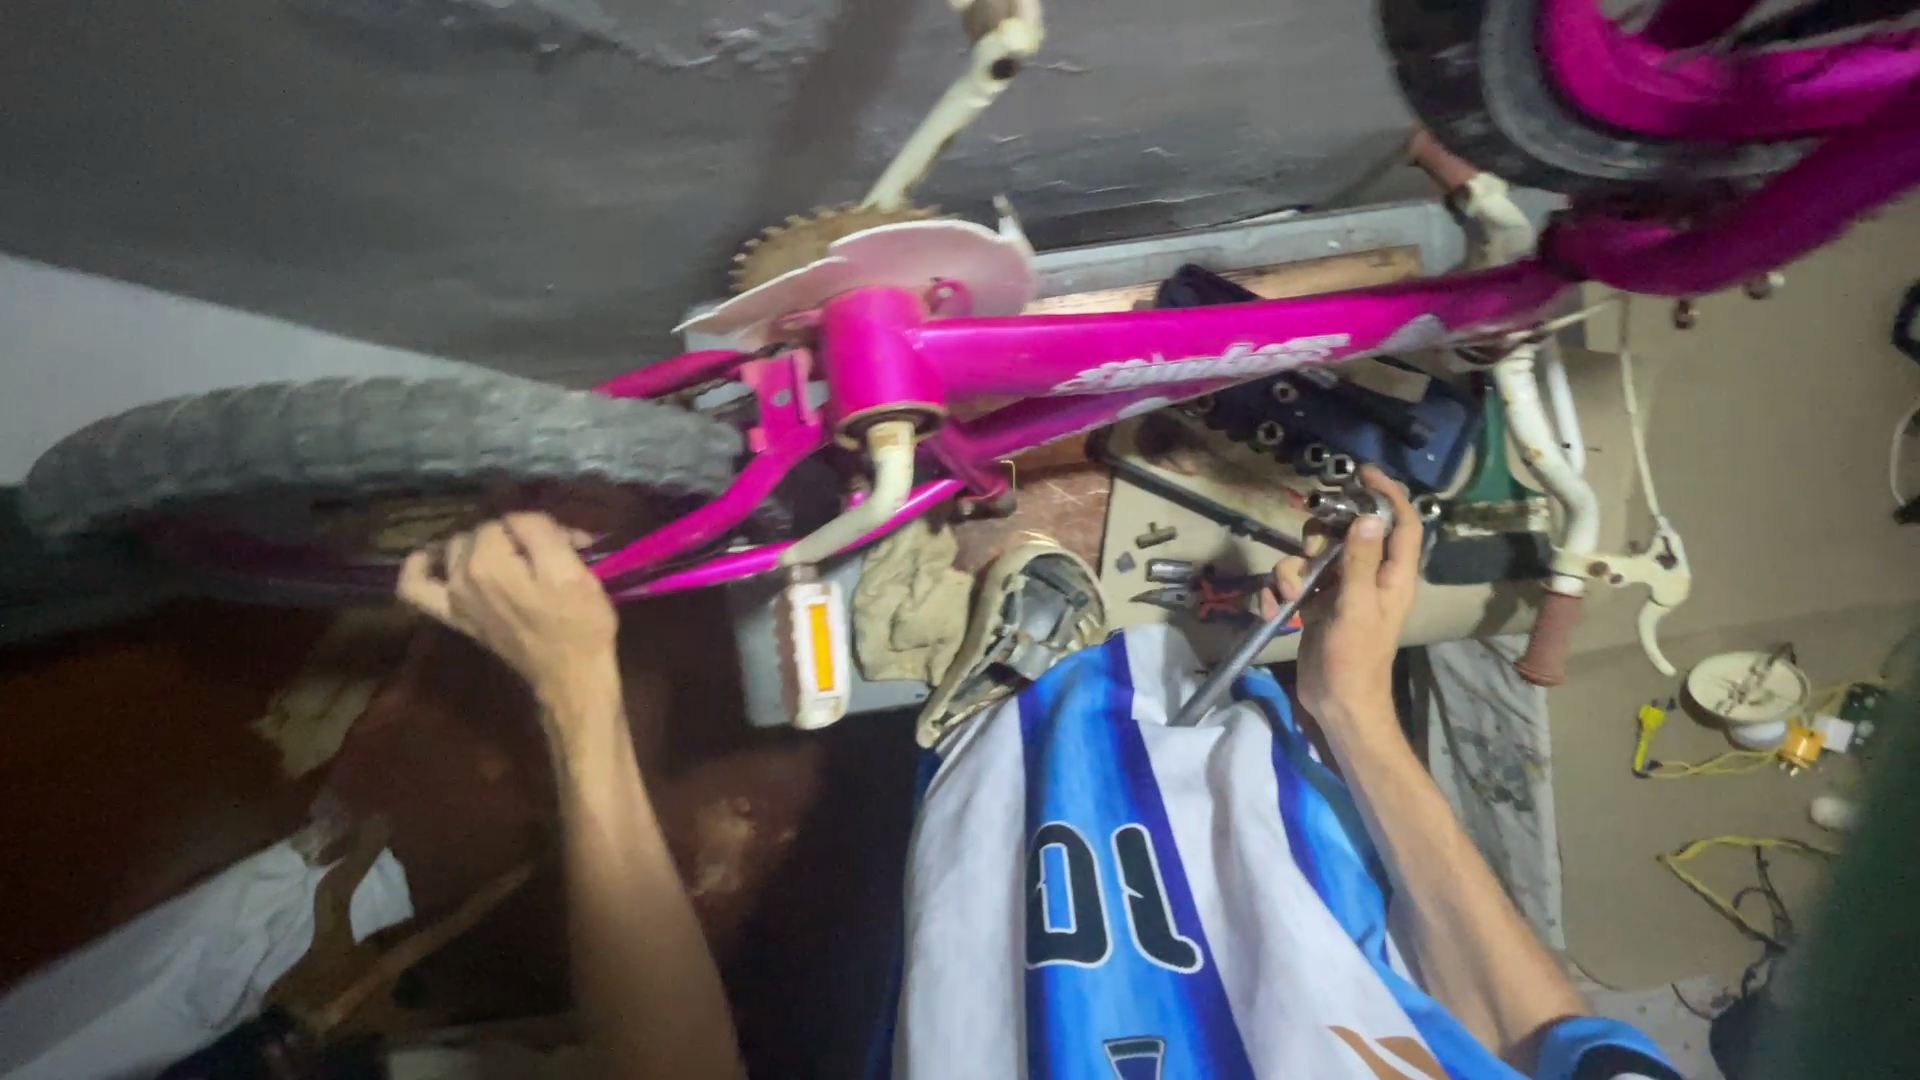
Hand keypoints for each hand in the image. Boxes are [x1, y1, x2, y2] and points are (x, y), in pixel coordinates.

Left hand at [397, 512, 618, 715]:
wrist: (570, 673)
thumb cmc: (580, 623)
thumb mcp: (573, 572)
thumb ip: (543, 534)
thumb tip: (526, 520)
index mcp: (491, 562)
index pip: (515, 519)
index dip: (547, 527)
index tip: (575, 545)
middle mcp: (462, 576)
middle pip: (486, 530)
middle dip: (519, 534)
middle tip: (556, 553)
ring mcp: (453, 597)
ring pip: (458, 547)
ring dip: (486, 544)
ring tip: (520, 557)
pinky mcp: (454, 615)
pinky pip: (415, 586)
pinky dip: (420, 567)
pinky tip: (435, 558)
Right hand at [1273, 466, 1422, 729]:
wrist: (1337, 703)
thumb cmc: (1355, 659)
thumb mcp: (1356, 607)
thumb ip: (1358, 561)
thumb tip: (1366, 517)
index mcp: (1391, 577)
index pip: (1401, 525)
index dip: (1388, 496)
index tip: (1363, 475)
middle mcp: (1367, 577)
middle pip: (1347, 533)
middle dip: (1320, 537)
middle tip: (1310, 550)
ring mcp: (1339, 591)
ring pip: (1313, 556)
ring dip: (1292, 570)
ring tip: (1287, 594)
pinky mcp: (1316, 604)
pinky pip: (1294, 582)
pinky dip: (1280, 592)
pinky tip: (1275, 610)